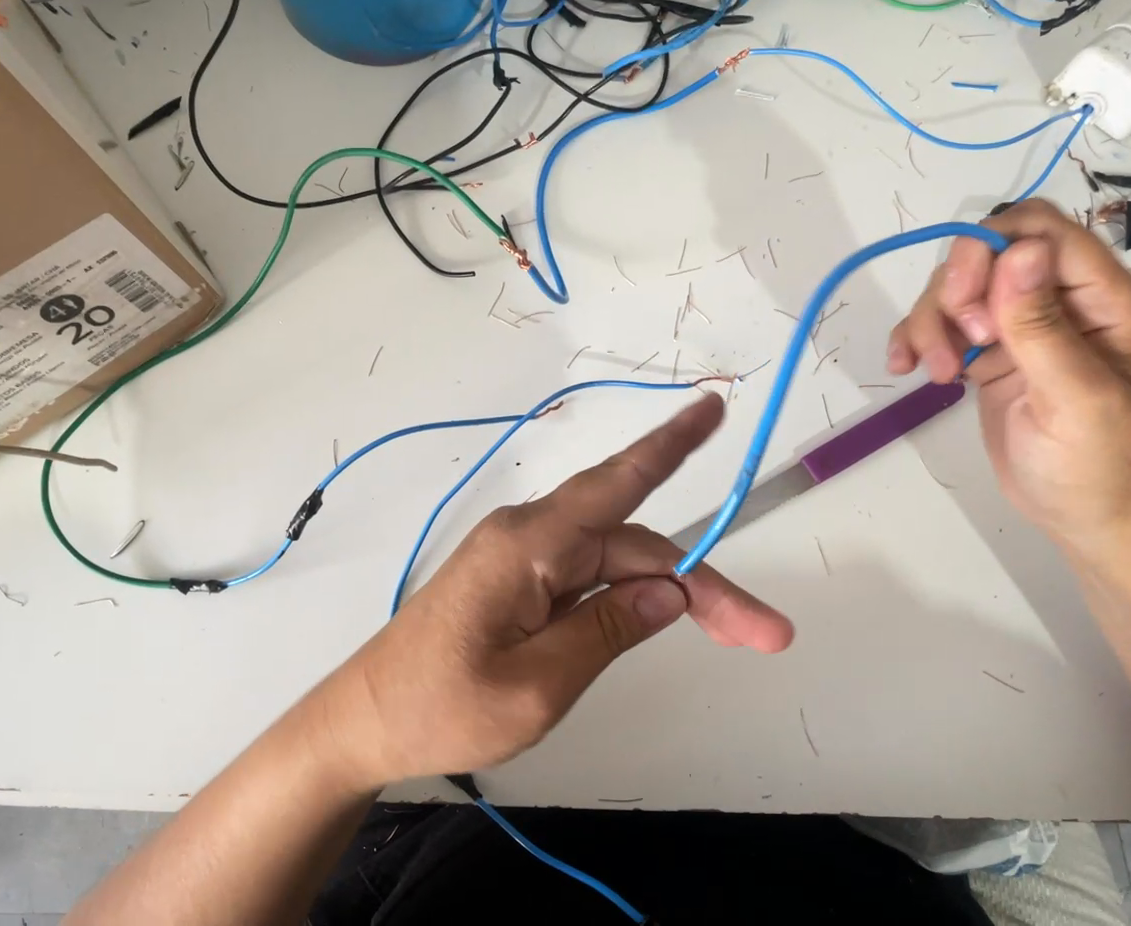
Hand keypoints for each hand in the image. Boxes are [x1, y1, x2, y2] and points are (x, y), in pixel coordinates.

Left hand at [305, 393, 792, 789]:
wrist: (365, 721)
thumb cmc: (440, 707)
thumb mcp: (537, 686)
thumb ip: (608, 631)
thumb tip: (669, 593)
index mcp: (528, 545)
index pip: (615, 485)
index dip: (670, 446)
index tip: (714, 409)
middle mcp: (529, 536)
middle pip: (633, 545)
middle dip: (700, 584)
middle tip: (765, 634)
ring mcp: (523, 557)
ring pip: (617, 564)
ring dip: (671, 596)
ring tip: (736, 636)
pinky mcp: (519, 581)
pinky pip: (589, 580)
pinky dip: (631, 600)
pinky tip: (662, 622)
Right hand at [886, 199, 1130, 550]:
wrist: (1085, 518)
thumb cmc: (1099, 464)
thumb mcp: (1076, 398)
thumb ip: (1043, 326)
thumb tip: (1018, 250)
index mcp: (1103, 299)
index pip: (1042, 232)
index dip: (991, 250)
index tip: (964, 303)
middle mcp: (1061, 301)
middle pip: (988, 254)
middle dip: (956, 292)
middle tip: (954, 347)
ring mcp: (1021, 326)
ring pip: (957, 288)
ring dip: (931, 323)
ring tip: (937, 374)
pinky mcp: (989, 353)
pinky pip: (941, 323)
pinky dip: (917, 339)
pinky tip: (909, 367)